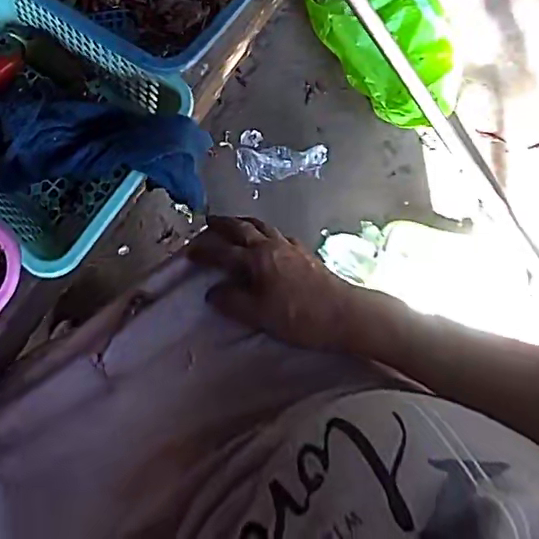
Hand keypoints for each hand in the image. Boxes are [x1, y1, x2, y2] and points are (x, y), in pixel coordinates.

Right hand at [186, 215, 405, 358]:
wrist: (348, 314)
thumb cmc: (301, 317)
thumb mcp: (261, 315)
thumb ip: (234, 302)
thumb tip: (212, 292)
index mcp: (256, 259)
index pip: (223, 252)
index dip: (204, 251)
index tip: (190, 251)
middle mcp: (270, 246)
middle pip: (242, 228)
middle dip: (223, 224)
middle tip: (209, 221)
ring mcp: (290, 247)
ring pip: (262, 226)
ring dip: (245, 222)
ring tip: (237, 222)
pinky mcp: (306, 253)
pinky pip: (280, 235)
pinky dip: (268, 233)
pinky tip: (272, 240)